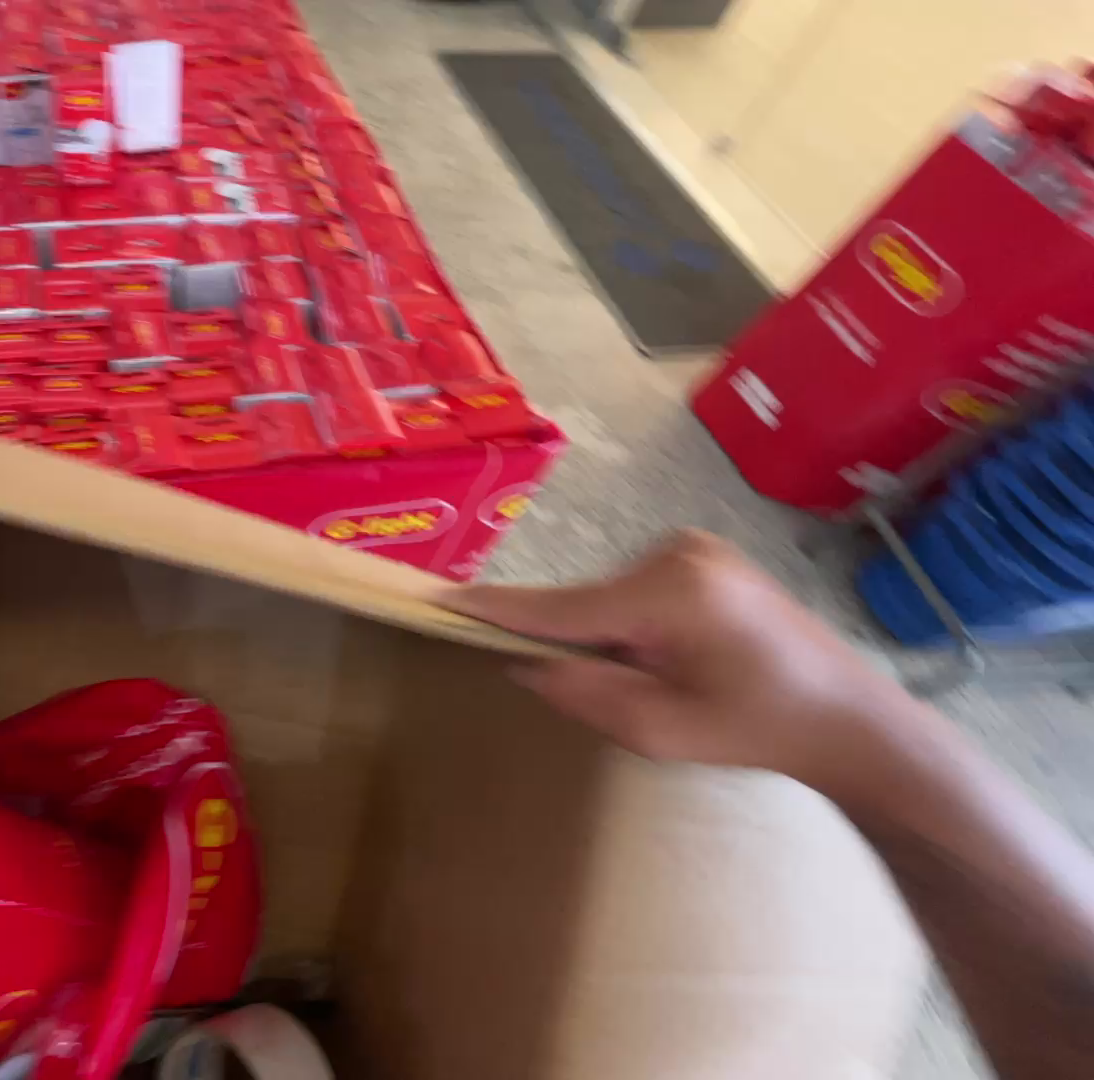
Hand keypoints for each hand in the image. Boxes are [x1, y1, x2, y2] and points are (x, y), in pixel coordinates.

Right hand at [444, 530, 925, 791]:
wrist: (854, 721)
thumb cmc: (758, 732)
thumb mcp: (656, 729)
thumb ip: (578, 690)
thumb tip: (522, 660)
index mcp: (670, 594)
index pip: (558, 606)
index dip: (495, 609)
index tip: (439, 599)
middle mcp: (676, 553)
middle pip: (581, 600)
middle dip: (572, 638)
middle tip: (619, 686)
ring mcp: (691, 547)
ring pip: (602, 593)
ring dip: (602, 630)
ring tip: (658, 673)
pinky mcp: (700, 553)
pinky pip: (628, 586)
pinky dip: (624, 618)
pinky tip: (669, 651)